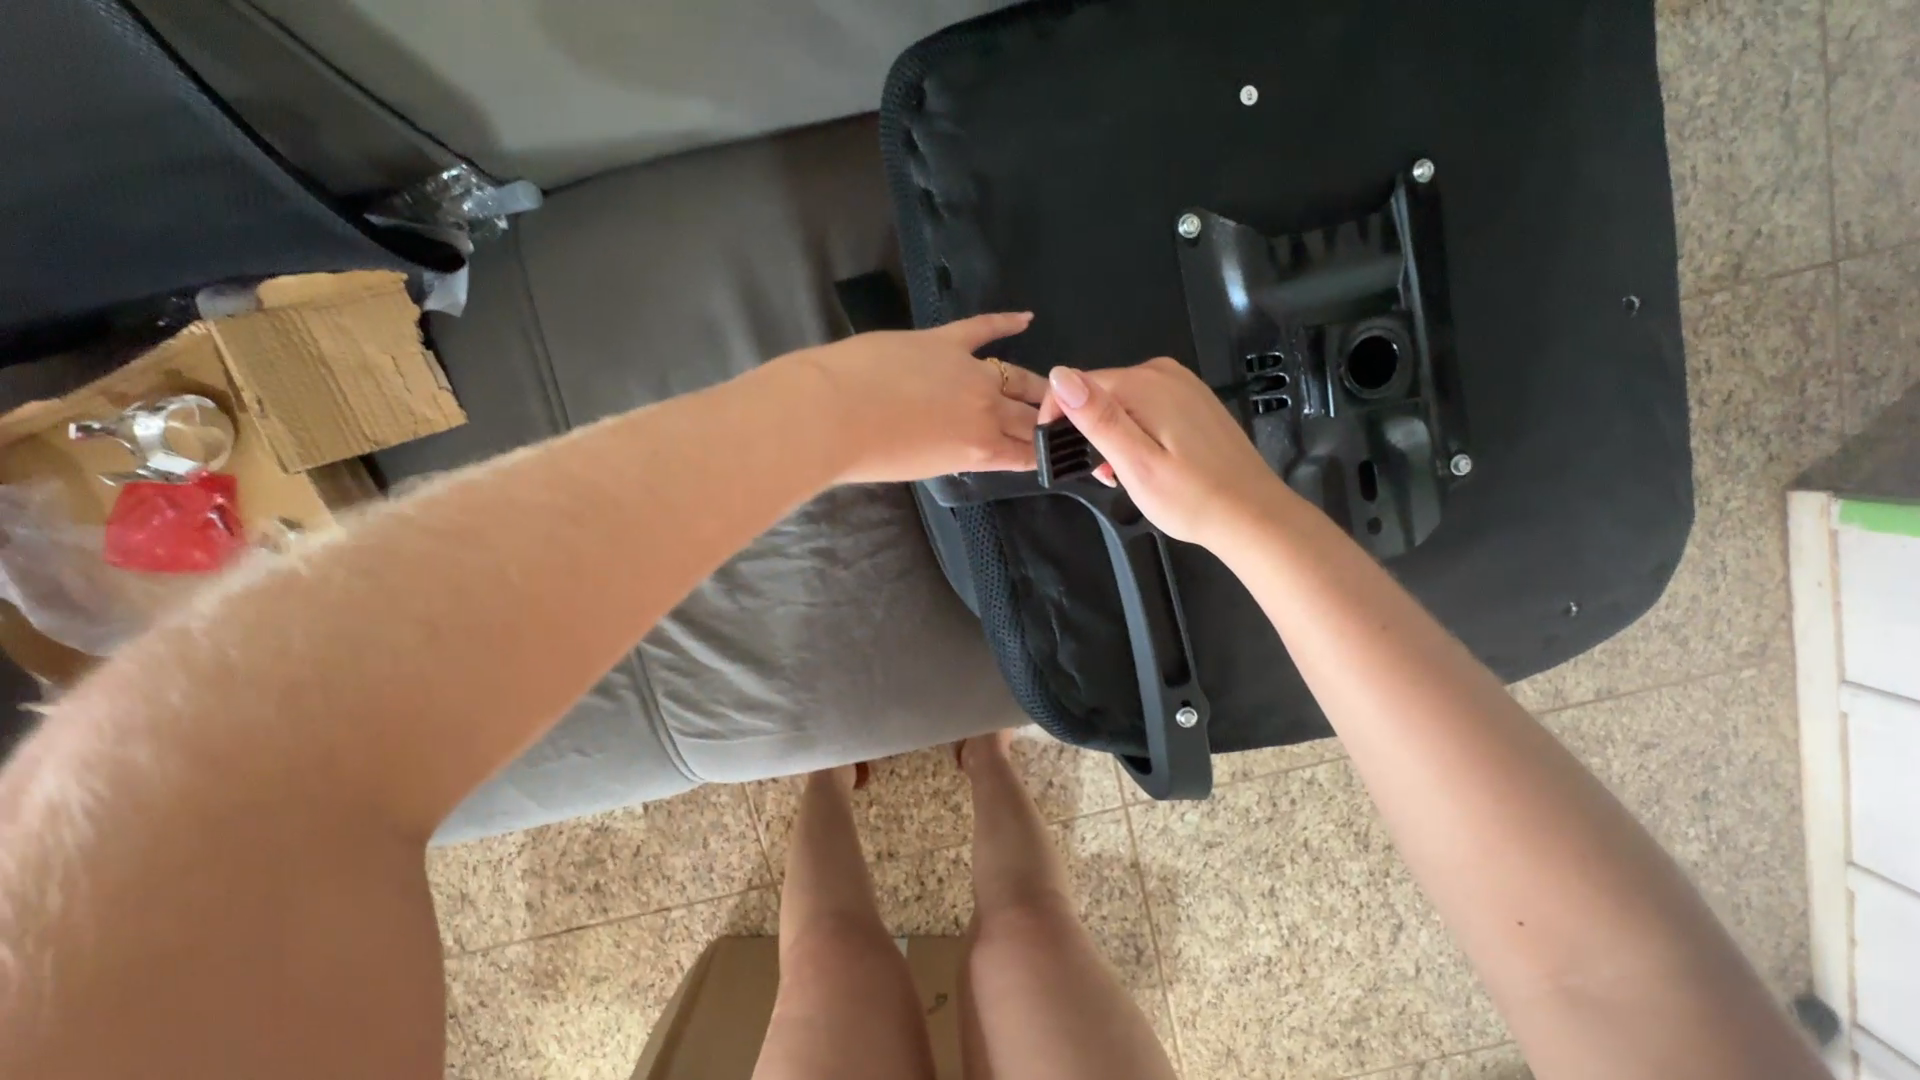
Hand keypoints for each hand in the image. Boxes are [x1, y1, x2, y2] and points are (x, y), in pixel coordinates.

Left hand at [781, 313, 1047, 483]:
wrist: (830, 412)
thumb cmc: (867, 454)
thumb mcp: (921, 468)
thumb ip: (952, 455)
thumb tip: (962, 444)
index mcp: (980, 449)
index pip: (1028, 453)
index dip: (1050, 454)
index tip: (1066, 453)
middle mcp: (987, 409)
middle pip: (1031, 418)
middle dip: (1052, 424)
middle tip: (1069, 424)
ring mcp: (969, 370)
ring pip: (1017, 377)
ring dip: (1038, 386)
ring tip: (1055, 391)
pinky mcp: (945, 340)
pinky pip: (982, 328)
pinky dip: (1004, 321)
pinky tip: (1026, 318)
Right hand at [1040, 358, 1292, 547]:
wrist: (1253, 515)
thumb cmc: (1189, 497)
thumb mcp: (1134, 462)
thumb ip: (1096, 417)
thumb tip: (1058, 374)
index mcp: (1145, 383)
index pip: (1077, 383)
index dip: (1058, 416)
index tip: (1056, 454)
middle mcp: (1164, 373)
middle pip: (1103, 391)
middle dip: (1089, 430)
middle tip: (1103, 475)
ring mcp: (1185, 386)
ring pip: (1125, 402)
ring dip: (1113, 435)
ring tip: (1124, 476)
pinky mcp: (1196, 403)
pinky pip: (1149, 408)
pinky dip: (1137, 433)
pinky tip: (1148, 464)